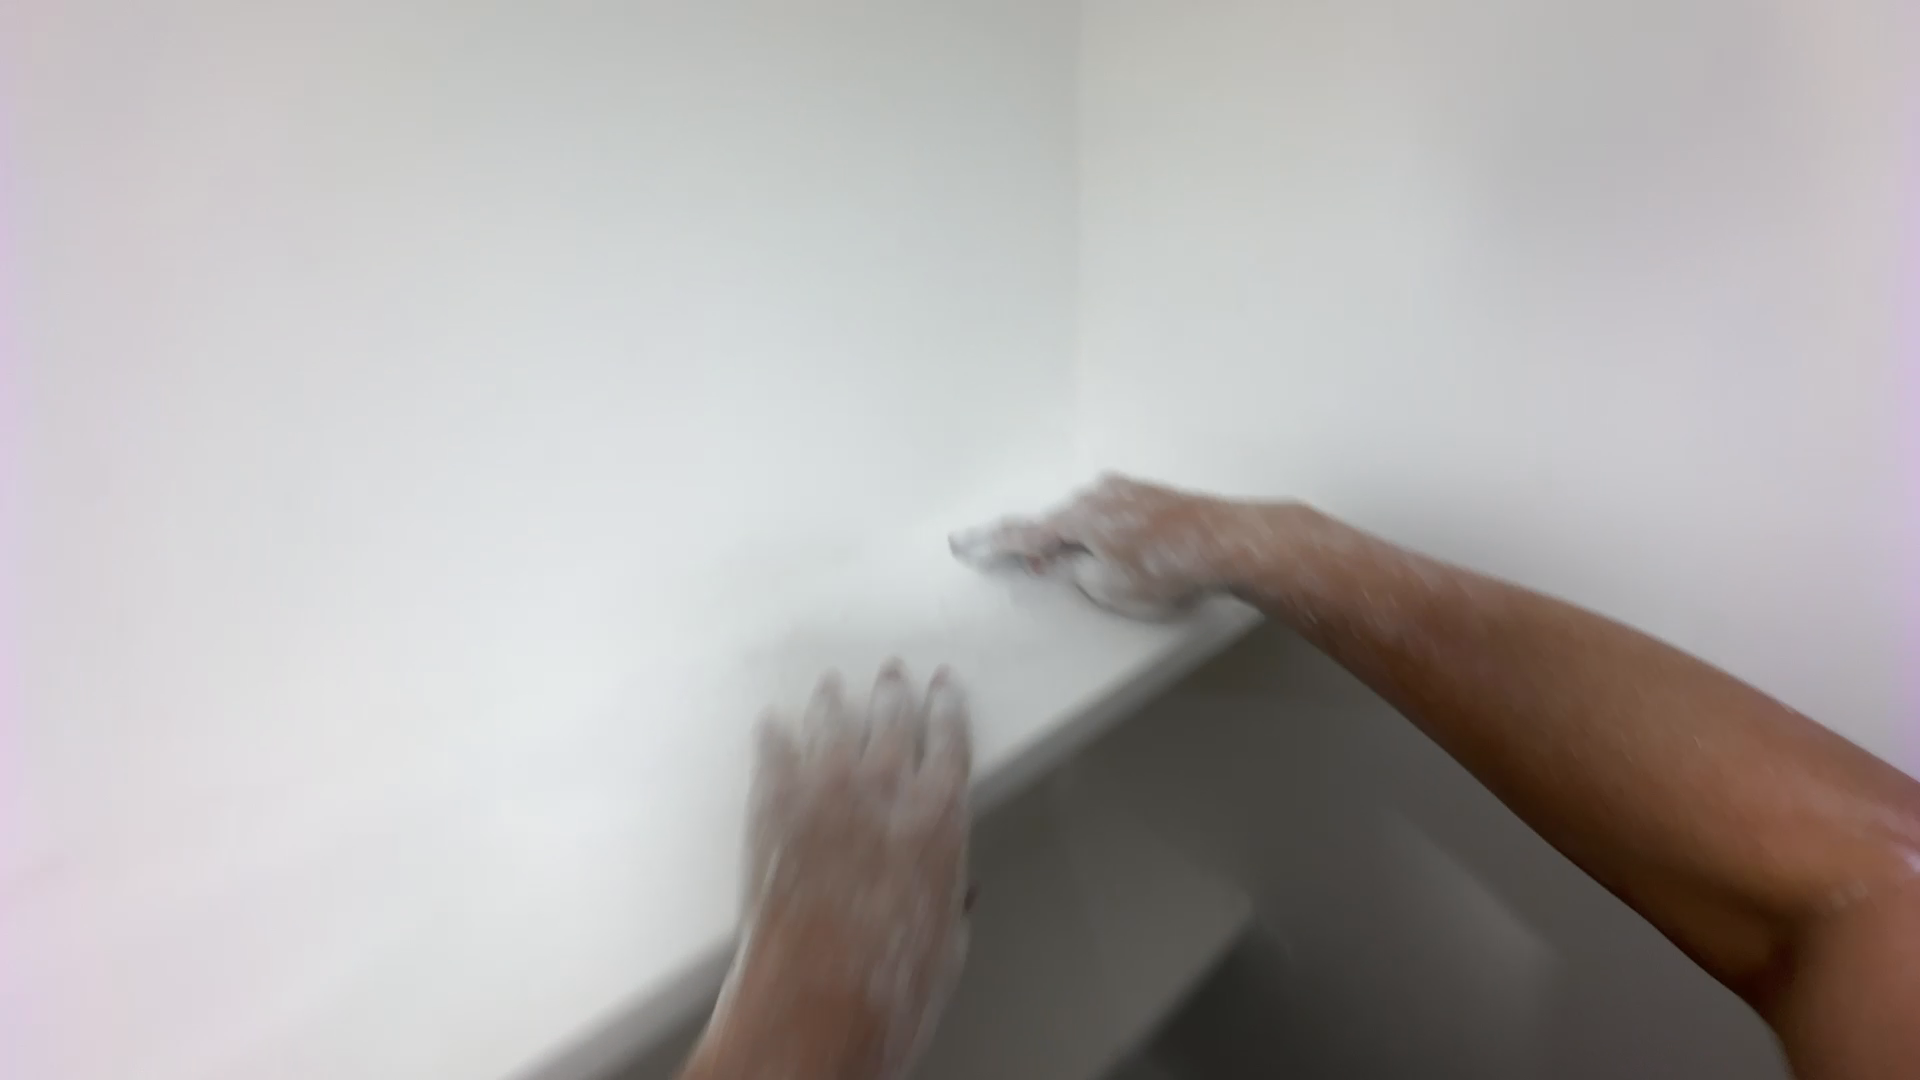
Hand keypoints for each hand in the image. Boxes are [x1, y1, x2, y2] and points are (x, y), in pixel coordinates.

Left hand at [694, 664, 971, 1079]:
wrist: (808, 1013)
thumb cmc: (888, 990)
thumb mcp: (947, 944)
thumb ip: (948, 892)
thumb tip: (951, 886)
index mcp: (936, 814)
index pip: (949, 736)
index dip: (947, 705)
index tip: (943, 685)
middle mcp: (883, 788)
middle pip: (892, 715)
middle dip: (895, 689)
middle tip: (893, 672)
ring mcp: (824, 792)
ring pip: (833, 722)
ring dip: (836, 700)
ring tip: (833, 684)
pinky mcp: (775, 810)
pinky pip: (775, 754)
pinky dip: (775, 735)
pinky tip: (774, 723)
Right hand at [949, 474, 1257, 618]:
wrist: (1224, 541)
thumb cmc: (1163, 571)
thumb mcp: (1109, 587)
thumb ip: (1079, 572)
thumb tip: (1073, 561)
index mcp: (1078, 519)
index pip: (1024, 534)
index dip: (992, 543)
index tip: (962, 543)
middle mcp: (1094, 495)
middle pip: (1056, 523)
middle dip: (1044, 546)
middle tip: (1039, 568)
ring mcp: (1122, 490)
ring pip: (1085, 518)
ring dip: (1078, 540)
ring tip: (1094, 565)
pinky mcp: (1146, 494)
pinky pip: (1109, 513)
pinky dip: (1102, 531)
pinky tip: (1122, 548)